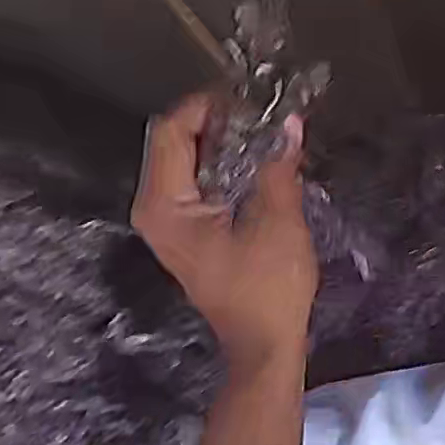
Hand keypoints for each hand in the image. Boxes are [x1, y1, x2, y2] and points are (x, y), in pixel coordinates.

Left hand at [133, 93, 316, 374]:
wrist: (264, 343)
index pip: (170, 131)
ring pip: (183, 162)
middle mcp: (154, 210)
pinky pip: (194, 185)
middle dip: (214, 123)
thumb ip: (278, 167)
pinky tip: (253, 165)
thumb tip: (290, 124)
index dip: (206, 106)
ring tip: (260, 135)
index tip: (247, 100)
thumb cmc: (269, 288)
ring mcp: (167, 224)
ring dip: (219, 145)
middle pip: (172, 143)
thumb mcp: (279, 222)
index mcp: (165, 205)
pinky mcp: (185, 235)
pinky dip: (220, 169)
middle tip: (258, 115)